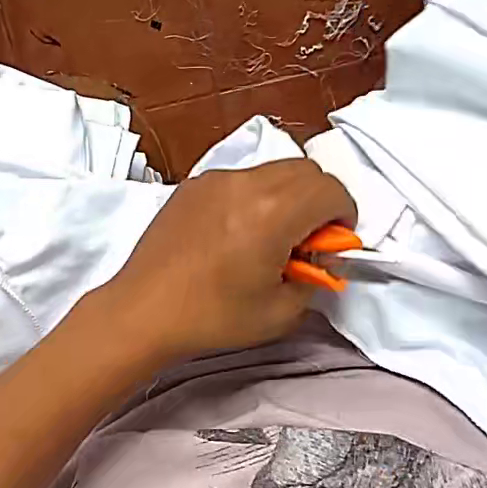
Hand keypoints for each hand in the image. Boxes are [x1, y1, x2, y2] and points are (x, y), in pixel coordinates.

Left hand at [88, 159, 357, 369]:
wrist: (142, 313)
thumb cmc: (214, 317)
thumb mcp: (282, 312)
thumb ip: (316, 278)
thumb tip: (320, 258)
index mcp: (274, 212)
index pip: (332, 191)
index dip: (344, 217)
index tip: (331, 245)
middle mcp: (247, 183)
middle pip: (308, 172)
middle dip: (320, 202)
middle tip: (307, 240)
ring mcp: (218, 179)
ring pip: (276, 170)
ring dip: (289, 196)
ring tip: (271, 236)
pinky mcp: (195, 184)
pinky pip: (243, 178)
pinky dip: (257, 196)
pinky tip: (237, 232)